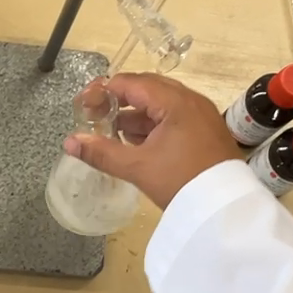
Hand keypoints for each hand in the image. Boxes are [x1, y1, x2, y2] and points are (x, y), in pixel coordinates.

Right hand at [62, 72, 241, 208]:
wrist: (223, 209)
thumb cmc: (180, 181)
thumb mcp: (137, 167)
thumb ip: (101, 152)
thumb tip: (70, 143)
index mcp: (174, 102)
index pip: (132, 83)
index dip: (104, 90)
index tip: (83, 103)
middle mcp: (190, 101)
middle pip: (147, 90)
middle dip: (118, 101)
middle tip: (95, 116)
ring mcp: (200, 116)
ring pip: (160, 105)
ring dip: (134, 115)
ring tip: (111, 132)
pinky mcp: (205, 132)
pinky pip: (173, 118)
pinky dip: (152, 126)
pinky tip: (136, 143)